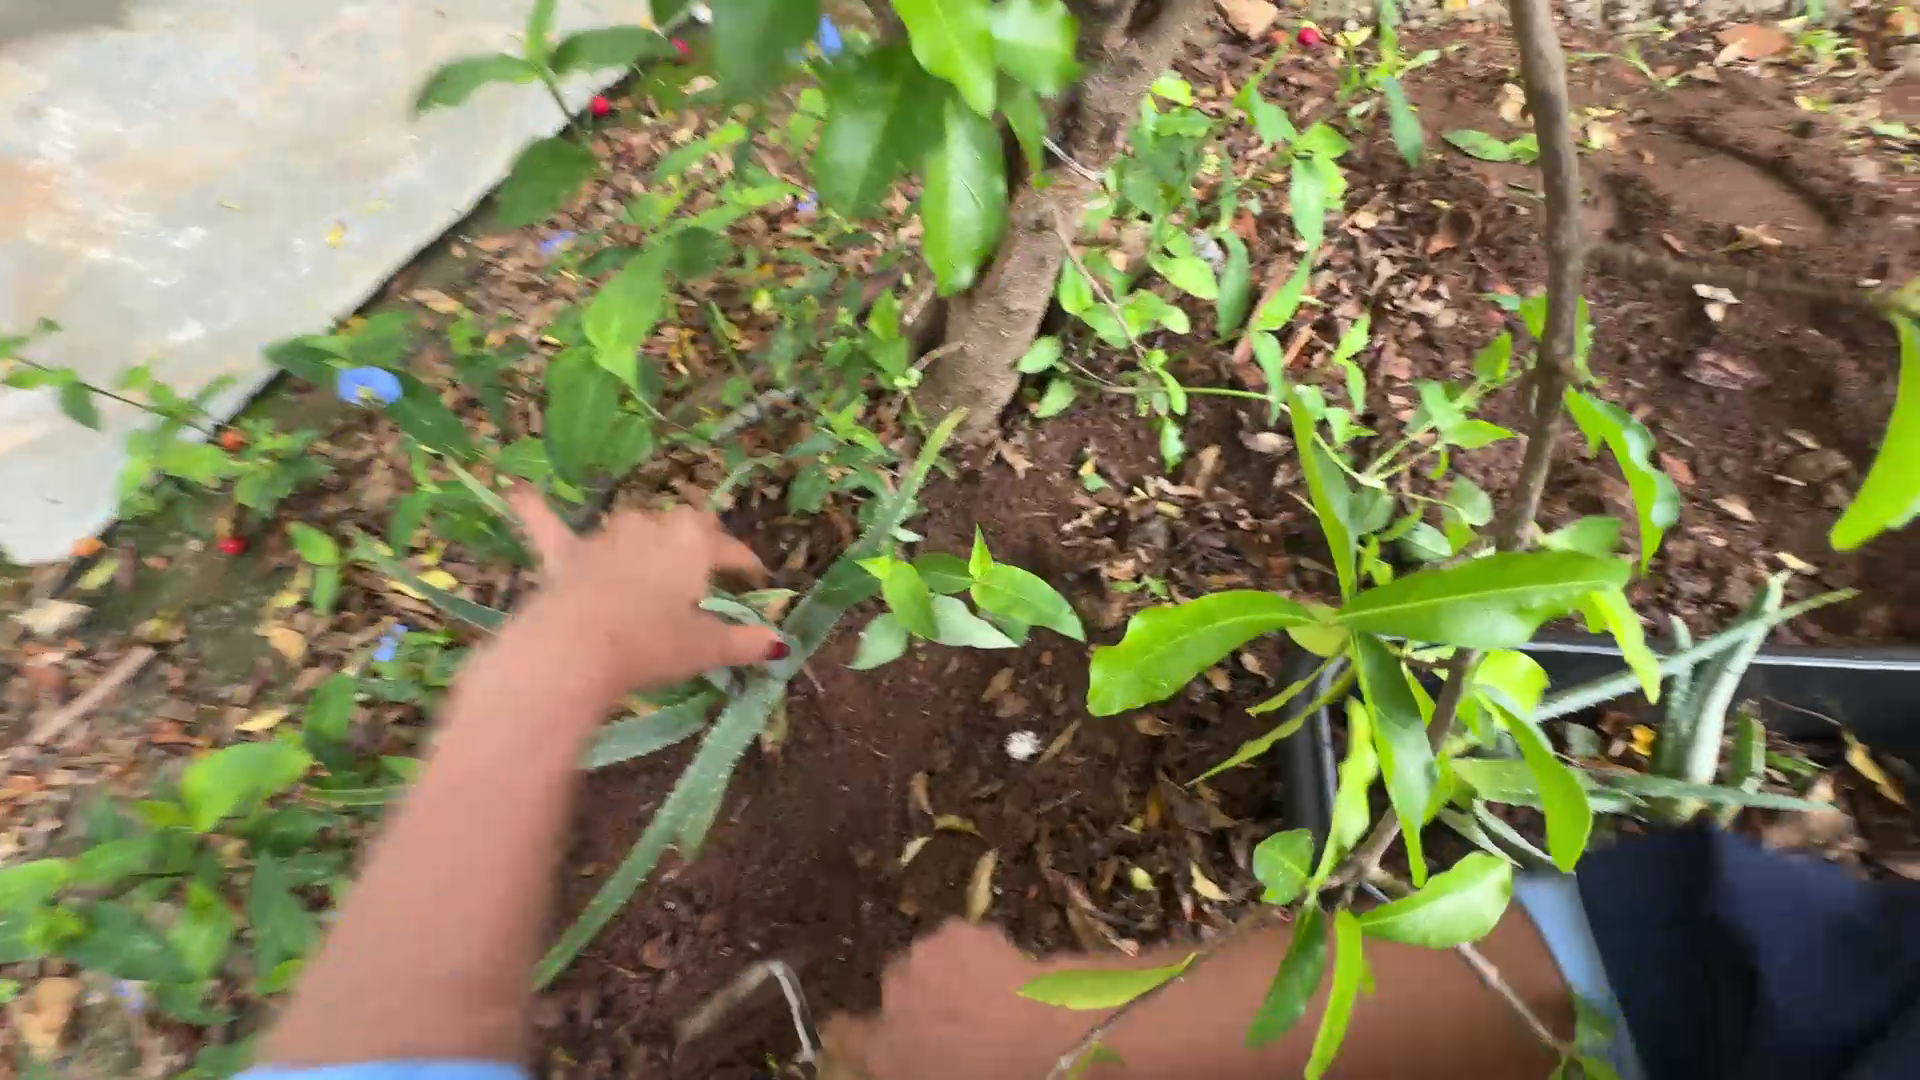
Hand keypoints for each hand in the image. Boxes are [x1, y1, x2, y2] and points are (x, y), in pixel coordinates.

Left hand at [508, 490, 784, 700]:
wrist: (576, 650)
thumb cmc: (653, 644)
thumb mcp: (707, 648)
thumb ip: (744, 642)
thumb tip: (780, 646)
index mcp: (694, 544)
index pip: (729, 547)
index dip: (745, 563)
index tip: (755, 578)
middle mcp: (654, 529)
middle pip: (683, 526)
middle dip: (696, 543)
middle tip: (703, 572)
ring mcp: (607, 539)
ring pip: (632, 525)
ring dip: (645, 538)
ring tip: (652, 557)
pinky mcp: (565, 556)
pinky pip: (547, 524)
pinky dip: (535, 509)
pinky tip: (517, 490)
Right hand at [820, 922, 1083, 1079]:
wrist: (1042, 1038)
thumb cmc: (995, 1076)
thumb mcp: (938, 1075)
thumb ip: (910, 1062)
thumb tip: (917, 1051)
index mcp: (886, 1052)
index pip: (849, 1035)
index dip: (850, 1030)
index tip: (852, 1025)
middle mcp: (893, 998)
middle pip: (894, 987)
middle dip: (916, 995)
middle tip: (950, 1013)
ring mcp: (922, 958)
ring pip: (925, 959)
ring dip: (942, 969)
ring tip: (978, 990)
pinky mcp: (953, 929)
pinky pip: (955, 941)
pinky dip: (970, 951)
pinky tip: (998, 969)